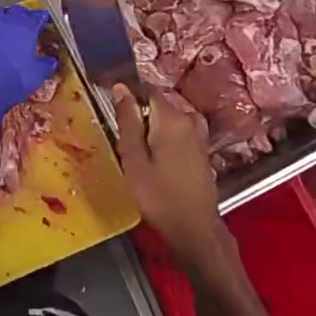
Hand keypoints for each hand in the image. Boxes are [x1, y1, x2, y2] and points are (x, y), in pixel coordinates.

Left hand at [0, 4, 57, 119]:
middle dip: (25, 15)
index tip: (45, 22)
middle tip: (29, 24)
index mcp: (26, 27)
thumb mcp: (38, 74)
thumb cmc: (14, 80)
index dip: (43, 19)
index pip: (38, 15)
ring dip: (6, 16)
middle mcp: (8, 22)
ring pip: (0, 12)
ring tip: (11, 25)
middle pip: (18, 10)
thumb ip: (47, 63)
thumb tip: (51, 61)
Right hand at [112, 85, 224, 252]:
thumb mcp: (133, 158)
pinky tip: (155, 161)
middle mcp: (189, 120)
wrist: (193, 226)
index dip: (128, 98)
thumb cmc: (158, 195)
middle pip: (158, 105)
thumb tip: (121, 88)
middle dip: (139, 117)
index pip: (147, 90)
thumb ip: (128, 121)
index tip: (114, 116)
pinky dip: (163, 140)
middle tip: (124, 145)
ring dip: (150, 131)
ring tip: (138, 155)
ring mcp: (199, 135)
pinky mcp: (201, 149)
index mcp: (172, 118)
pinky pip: (177, 133)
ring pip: (167, 121)